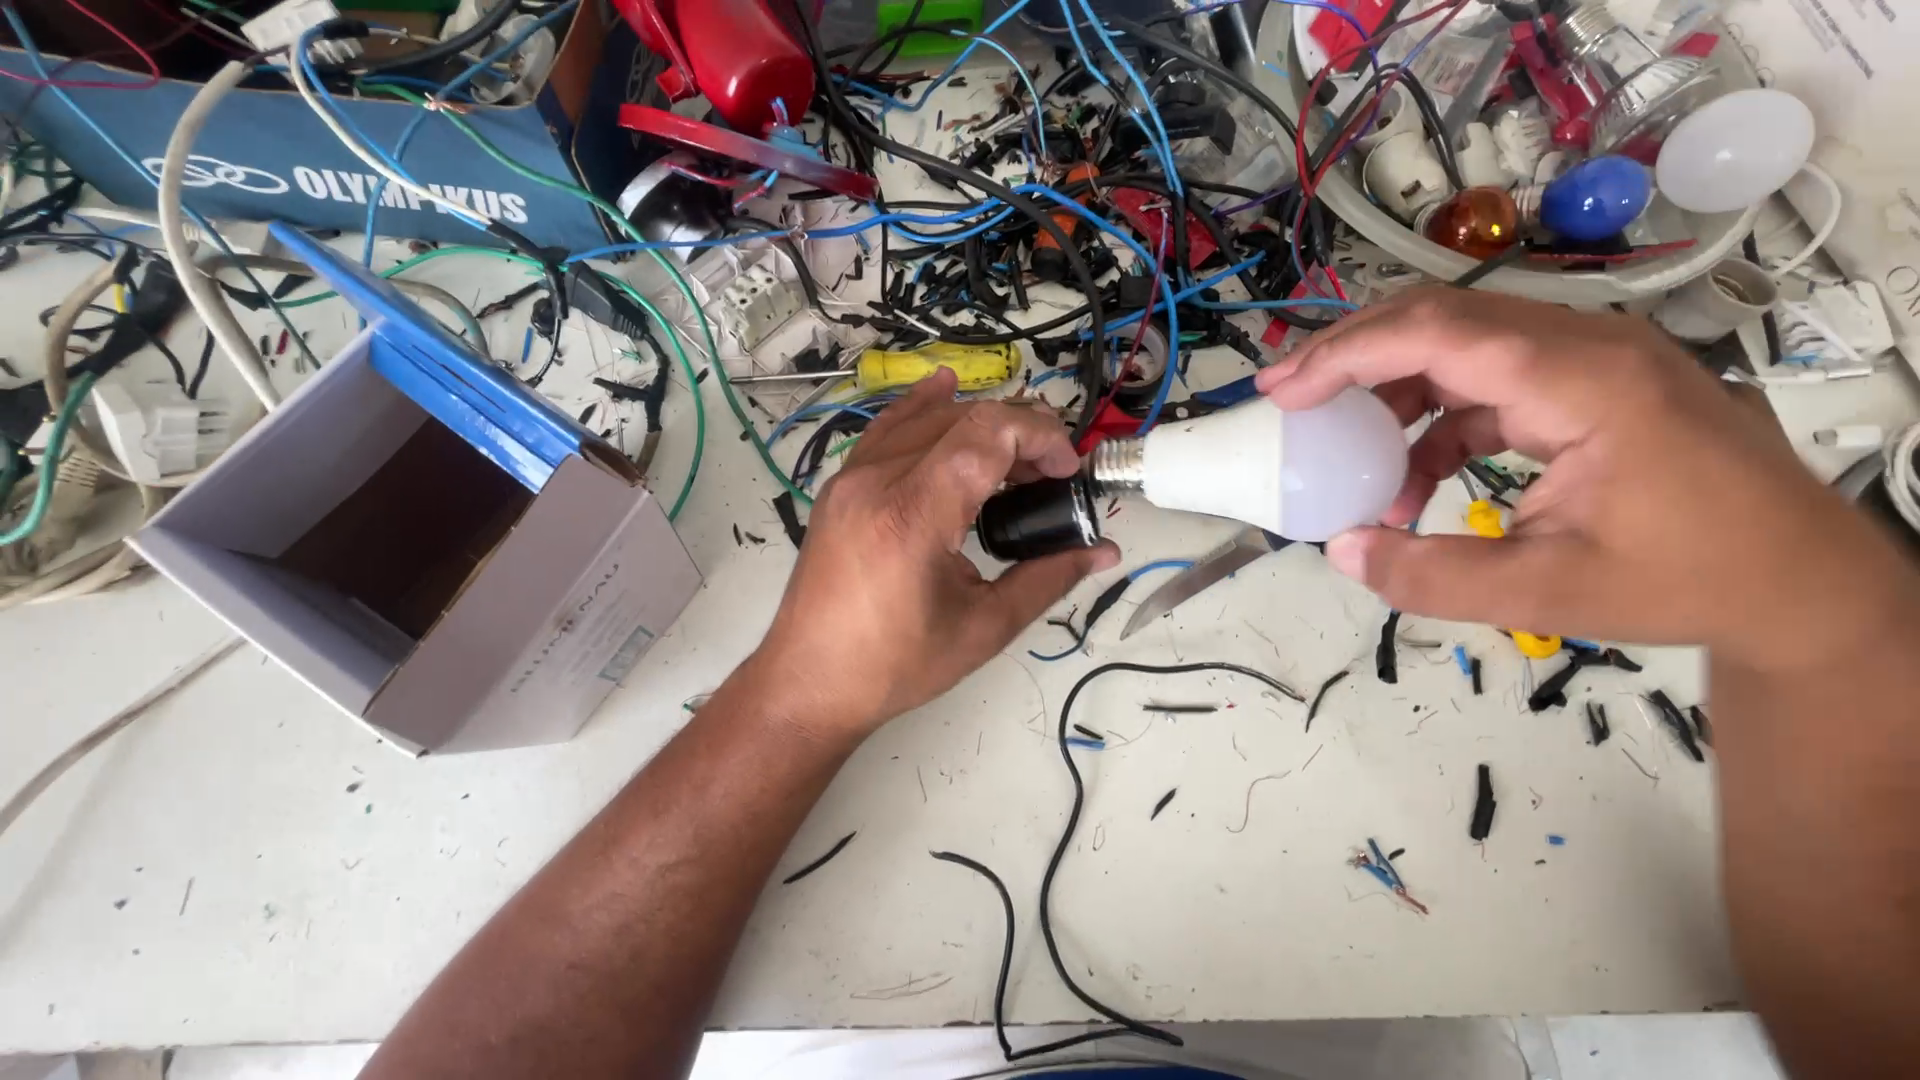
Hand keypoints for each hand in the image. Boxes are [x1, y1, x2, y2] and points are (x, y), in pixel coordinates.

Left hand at [745, 369, 1118, 738]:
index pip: (987, 435)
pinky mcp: (840, 486)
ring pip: (926, 418)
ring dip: (979, 424)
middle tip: (1051, 469)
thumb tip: (1101, 551)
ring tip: (1016, 456)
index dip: (1039, 436)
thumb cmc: (894, 665)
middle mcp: (877, 482)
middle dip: (1019, 429)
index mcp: (913, 516)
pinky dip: (921, 407)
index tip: (1068, 468)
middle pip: (961, 418)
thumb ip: (1046, 579)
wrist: (810, 680)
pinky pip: (886, 428)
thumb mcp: (982, 628)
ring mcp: (851, 479)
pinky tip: (944, 387)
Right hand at [1255, 287, 1917, 668]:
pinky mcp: (1582, 387)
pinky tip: (1409, 484)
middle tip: (1284, 394)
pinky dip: (1431, 426)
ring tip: (1338, 450)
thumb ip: (1433, 576)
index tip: (1282, 390)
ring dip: (1387, 394)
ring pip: (1456, 346)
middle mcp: (1582, 348)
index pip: (1440, 332)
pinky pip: (1483, 385)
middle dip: (1351, 354)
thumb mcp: (1547, 593)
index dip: (1349, 353)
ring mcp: (1585, 362)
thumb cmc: (1687, 579)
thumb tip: (1340, 548)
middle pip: (1440, 318)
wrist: (1799, 579)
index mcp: (1582, 380)